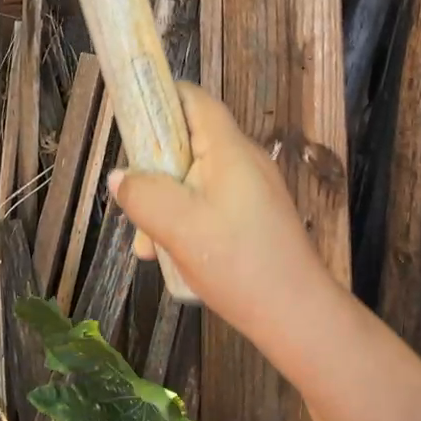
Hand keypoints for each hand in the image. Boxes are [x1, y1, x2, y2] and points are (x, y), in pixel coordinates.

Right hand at [109, 82, 334, 335]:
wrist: (301, 323)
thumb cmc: (240, 264)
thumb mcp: (177, 227)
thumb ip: (141, 194)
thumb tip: (120, 178)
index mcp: (229, 151)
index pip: (193, 99)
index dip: (159, 97)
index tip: (128, 116)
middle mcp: (242, 162)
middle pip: (185, 142)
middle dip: (151, 169)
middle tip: (132, 198)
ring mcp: (249, 192)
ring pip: (190, 179)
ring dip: (162, 203)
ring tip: (147, 243)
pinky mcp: (251, 219)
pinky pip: (205, 204)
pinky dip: (181, 221)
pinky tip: (168, 256)